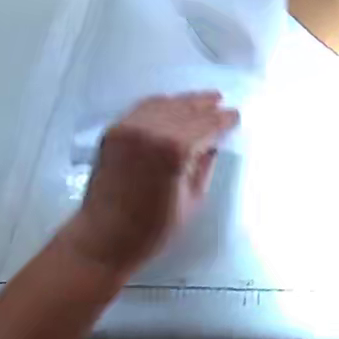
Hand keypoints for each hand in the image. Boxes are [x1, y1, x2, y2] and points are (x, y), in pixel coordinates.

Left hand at [65, 92, 239, 275]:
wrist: (102, 238)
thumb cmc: (153, 229)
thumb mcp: (192, 200)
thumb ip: (204, 165)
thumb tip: (212, 143)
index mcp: (174, 150)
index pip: (206, 125)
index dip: (223, 120)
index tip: (235, 116)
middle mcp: (151, 130)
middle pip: (185, 109)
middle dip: (205, 106)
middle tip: (221, 101)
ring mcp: (129, 127)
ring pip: (163, 104)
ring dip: (184, 101)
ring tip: (201, 100)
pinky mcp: (114, 131)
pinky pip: (142, 108)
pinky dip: (160, 104)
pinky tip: (171, 105)